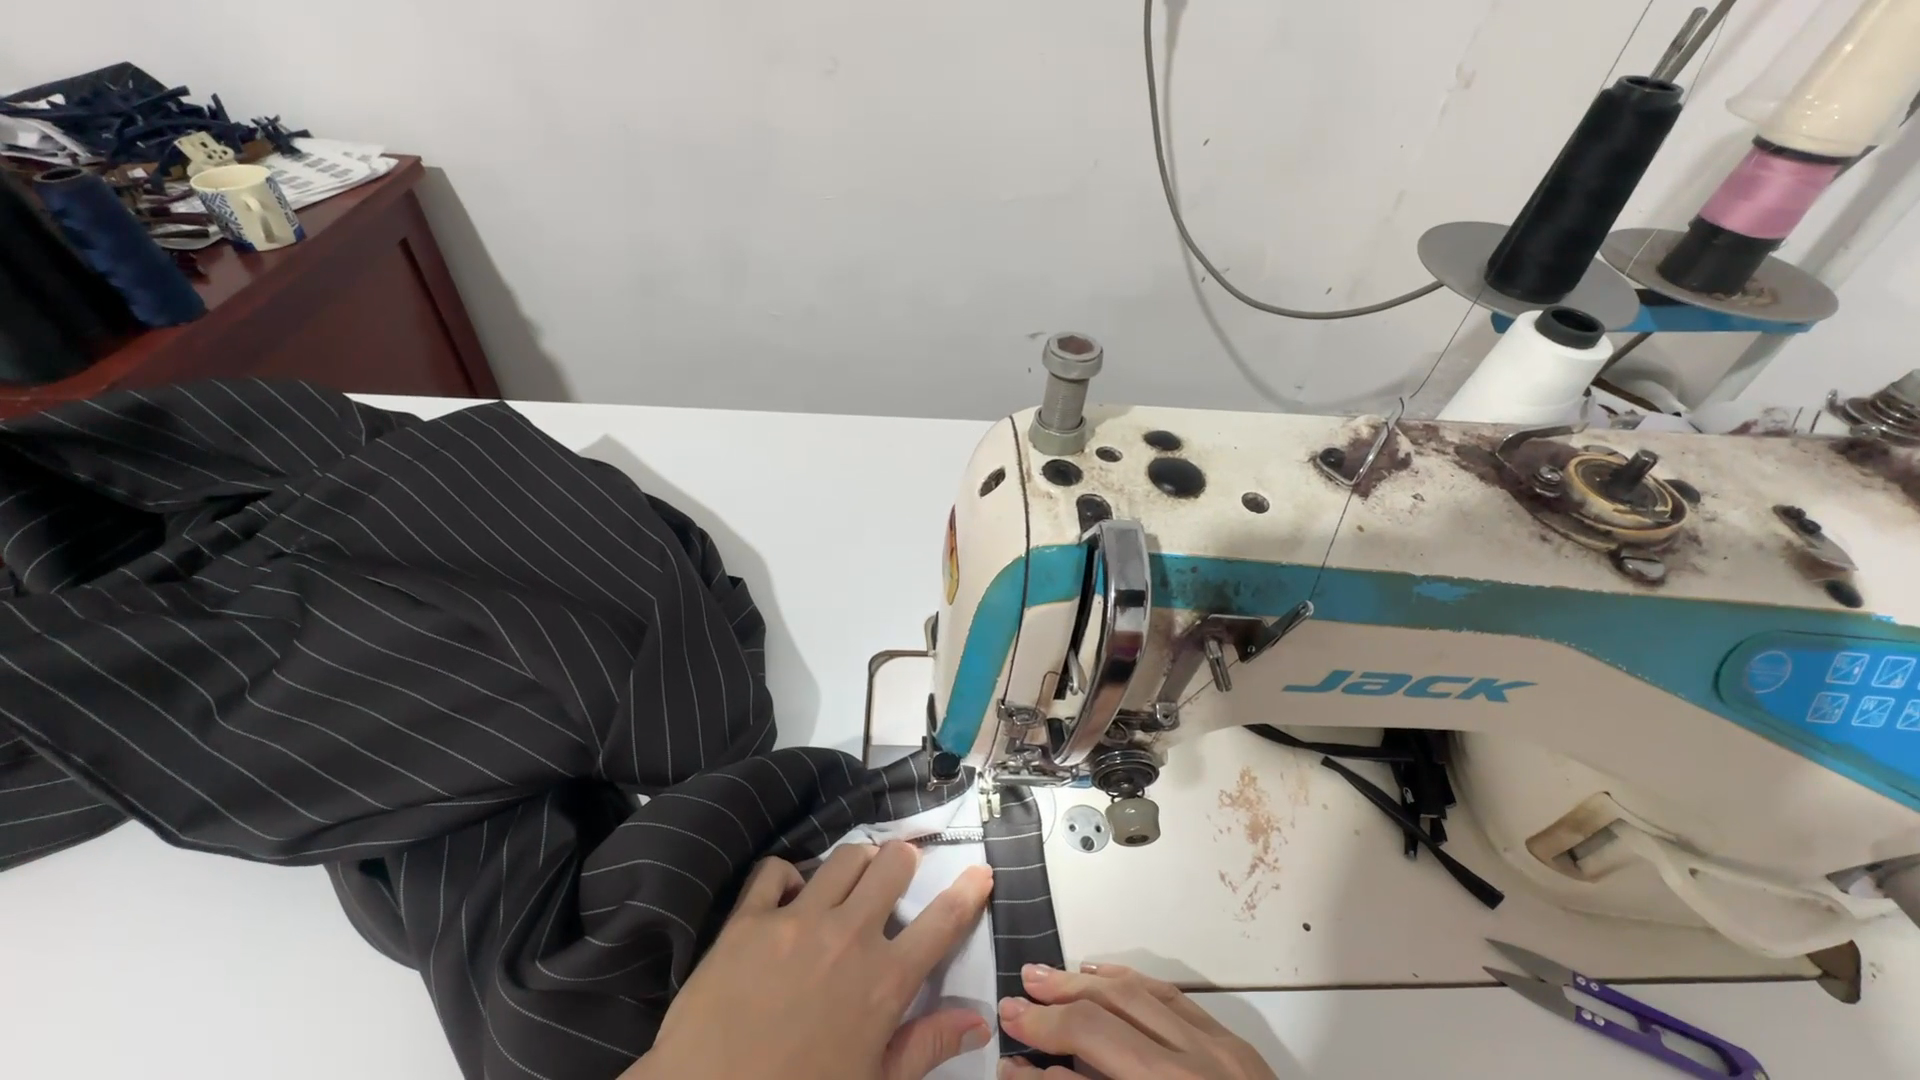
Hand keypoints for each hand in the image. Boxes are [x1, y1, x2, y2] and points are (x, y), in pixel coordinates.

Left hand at [623, 841, 994, 1079]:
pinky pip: (775, 870)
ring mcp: (797, 921)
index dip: (968, 891)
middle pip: (893, 866)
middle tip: (899, 871)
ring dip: (857, 861)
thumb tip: (979, 1021)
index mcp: (884, 981)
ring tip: (852, 876)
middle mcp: (849, 937)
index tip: (981, 871)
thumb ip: (926, 1046)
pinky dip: (787, 876)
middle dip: (903, 861)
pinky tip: (787, 895)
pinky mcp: (748, 919)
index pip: (942, 922)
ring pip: (844, 857)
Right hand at [997, 962, 1276, 1079]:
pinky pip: (1172, 995)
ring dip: (1080, 983)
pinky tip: (1098, 974)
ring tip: (1041, 975)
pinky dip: (1128, 981)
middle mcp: (1188, 1078)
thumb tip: (1042, 1076)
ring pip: (1134, 995)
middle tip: (1011, 1004)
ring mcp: (1217, 1054)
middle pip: (1102, 1024)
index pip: (1082, 1074)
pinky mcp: (1233, 1044)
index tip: (1007, 1060)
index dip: (1037, 1067)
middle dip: (1049, 1013)